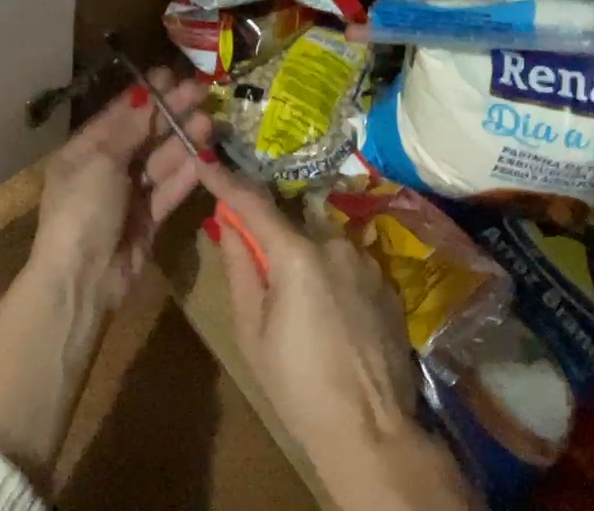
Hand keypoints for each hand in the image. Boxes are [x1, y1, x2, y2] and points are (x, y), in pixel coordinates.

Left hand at [30, 68, 211, 308]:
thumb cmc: (82, 210)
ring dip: (183, 141)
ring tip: (210, 119)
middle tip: (201, 91)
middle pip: (142, 136)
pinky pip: (167, 191)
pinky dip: (185, 175)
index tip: (171, 75)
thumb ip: (129, 129)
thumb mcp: (101, 162)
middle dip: (170, 114)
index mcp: (82, 152)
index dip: (144, 95)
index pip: (117, 116)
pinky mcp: (147, 221)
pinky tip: (206, 155)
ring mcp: (127, 197)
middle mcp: (105, 170)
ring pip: (160, 162)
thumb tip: (145, 94)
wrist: (82, 280)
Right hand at [196, 162, 474, 510]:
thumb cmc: (297, 385)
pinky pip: (348, 265)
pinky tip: (330, 317)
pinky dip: (332, 277)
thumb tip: (229, 224)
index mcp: (298, 254)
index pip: (253, 203)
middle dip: (271, 239)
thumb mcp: (251, 329)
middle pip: (292, 225)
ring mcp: (368, 263)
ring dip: (305, 260)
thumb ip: (240, 267)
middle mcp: (336, 244)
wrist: (371, 432)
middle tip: (258, 272)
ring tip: (301, 308)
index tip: (205, 161)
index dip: (226, 182)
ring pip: (322, 245)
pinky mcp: (388, 285)